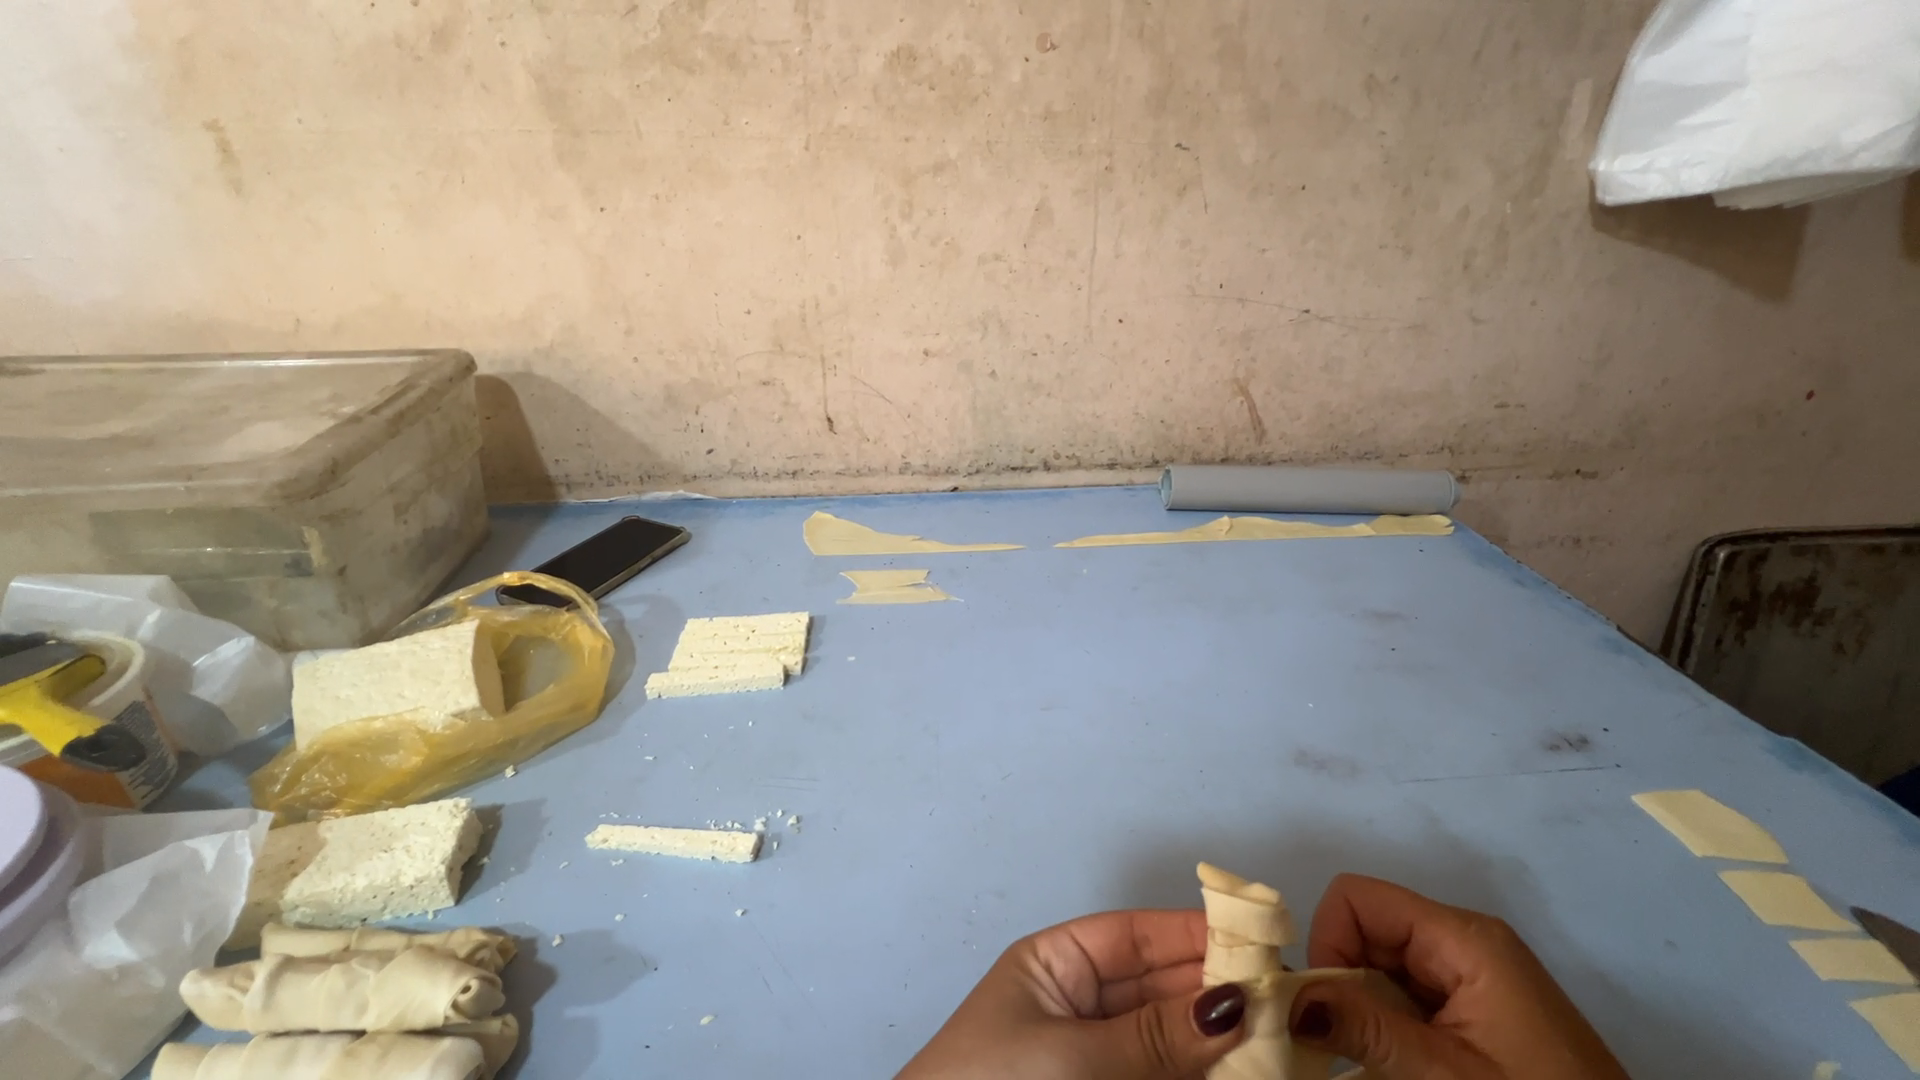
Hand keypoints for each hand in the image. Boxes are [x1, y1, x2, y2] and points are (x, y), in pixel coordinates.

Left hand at [897, 909, 1249, 1079]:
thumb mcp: (1072, 1055)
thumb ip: (1154, 1038)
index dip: (1196, 933)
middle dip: (1219, 991)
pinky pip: (1163, 1074)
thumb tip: (1236, 1003)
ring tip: (1283, 1037)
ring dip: (1218, 1039)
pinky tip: (1243, 1070)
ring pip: (1170, 1034)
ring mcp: (1098, 1053)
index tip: (1262, 940)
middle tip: (1290, 998)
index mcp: (1058, 964)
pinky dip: (1200, 1075)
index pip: (1137, 935)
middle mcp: (1082, 1001)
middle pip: (1161, 984)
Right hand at [1289, 874, 1628, 1079]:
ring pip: (1380, 961)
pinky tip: (1399, 1063)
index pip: (1356, 897)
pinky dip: (1387, 1021)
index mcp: (1462, 936)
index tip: (1333, 1009)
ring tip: (1376, 1061)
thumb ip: (1365, 1028)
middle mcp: (1463, 939)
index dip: (1329, 942)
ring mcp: (1472, 971)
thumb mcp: (1446, 1076)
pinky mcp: (1476, 1002)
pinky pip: (1406, 990)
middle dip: (1342, 979)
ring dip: (1362, 1006)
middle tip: (1347, 1045)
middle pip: (1365, 927)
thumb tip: (1286, 998)